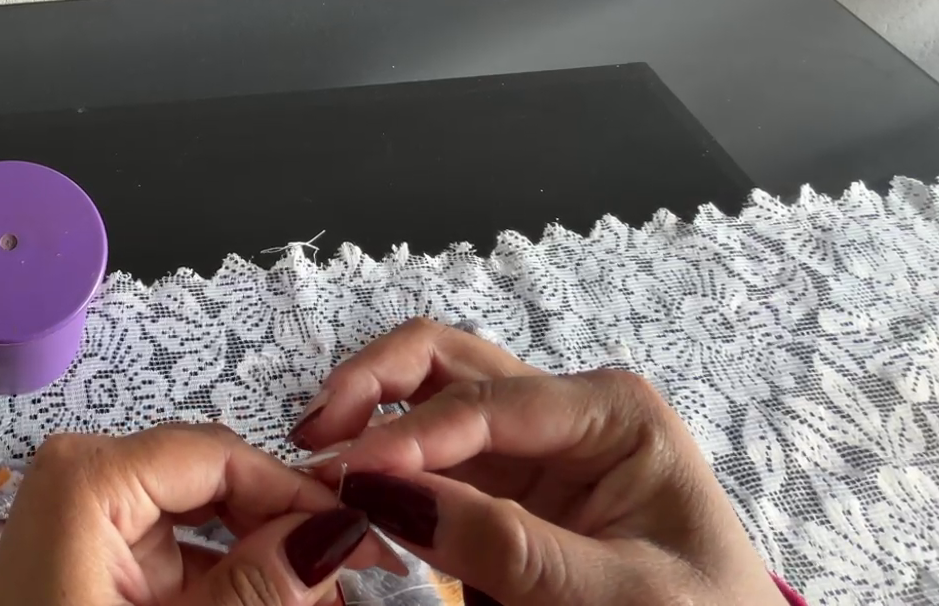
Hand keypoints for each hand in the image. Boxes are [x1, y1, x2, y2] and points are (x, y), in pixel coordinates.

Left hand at [0, 423, 386, 605]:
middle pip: (209, 477)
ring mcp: (89, 507)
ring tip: (318, 591)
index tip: (362, 535)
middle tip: (353, 571)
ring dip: (258, 552)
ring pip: (199, 513)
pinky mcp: (96, 544)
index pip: (214, 454)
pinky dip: (222, 574)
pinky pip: (175, 545)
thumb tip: (337, 538)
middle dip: (279, 523)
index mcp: (90, 474)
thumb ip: (252, 591)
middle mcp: (87, 471)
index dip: (292, 491)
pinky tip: (269, 599)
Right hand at [290, 318, 783, 604]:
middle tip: (315, 431)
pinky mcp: (495, 473)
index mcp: (610, 413)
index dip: (405, 433)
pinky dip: (378, 444)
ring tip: (316, 442)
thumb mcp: (623, 604)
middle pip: (442, 358)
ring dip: (364, 401)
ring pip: (422, 382)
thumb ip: (505, 546)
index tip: (344, 475)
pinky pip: (422, 438)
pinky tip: (347, 468)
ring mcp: (523, 435)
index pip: (483, 402)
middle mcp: (559, 404)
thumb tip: (381, 494)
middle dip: (370, 382)